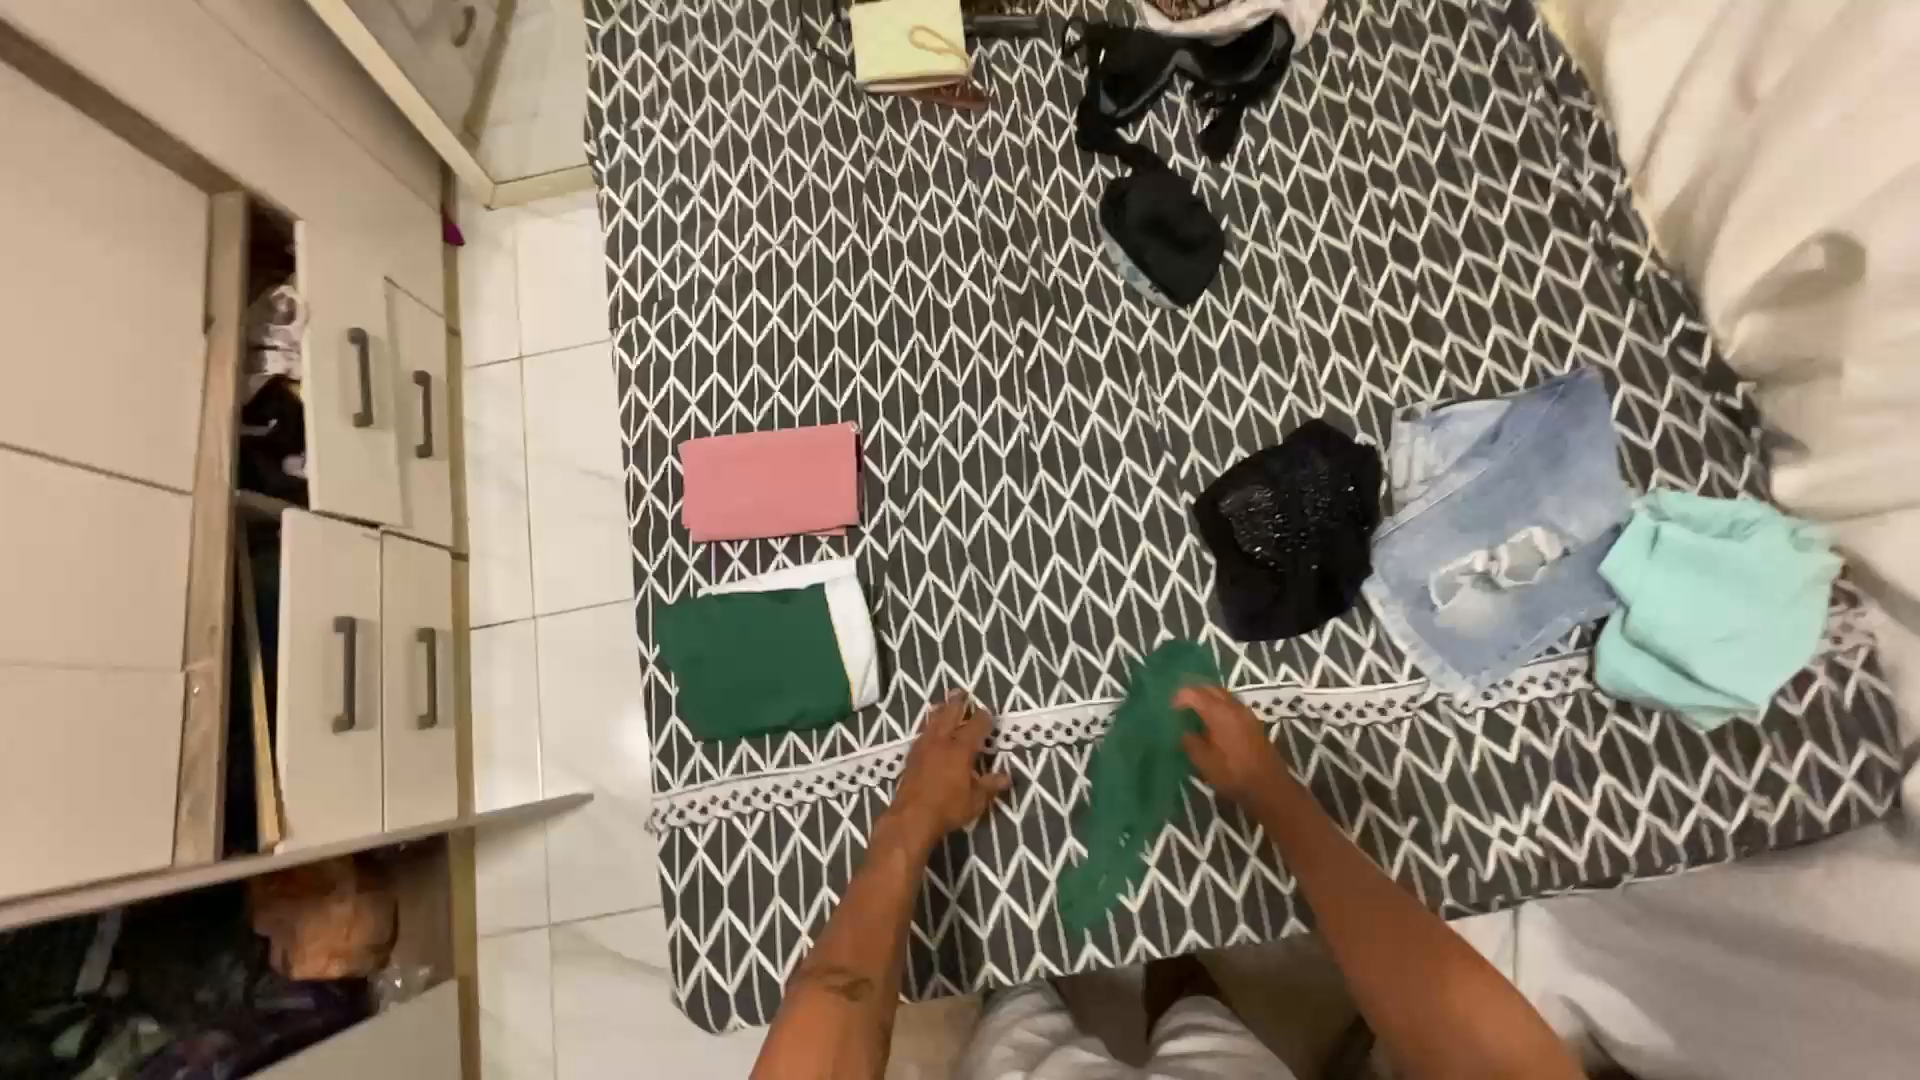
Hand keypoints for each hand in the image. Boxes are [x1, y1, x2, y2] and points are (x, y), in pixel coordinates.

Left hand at [887, 692, 1011, 847]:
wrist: (912, 817)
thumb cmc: (948, 807)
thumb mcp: (976, 800)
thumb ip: (991, 785)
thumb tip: (1008, 777)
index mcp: (961, 748)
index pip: (976, 726)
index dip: (984, 717)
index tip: (988, 711)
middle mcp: (942, 741)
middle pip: (950, 715)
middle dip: (957, 703)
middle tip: (961, 691)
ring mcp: (924, 747)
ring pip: (933, 722)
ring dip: (939, 711)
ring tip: (942, 703)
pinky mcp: (911, 756)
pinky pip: (921, 734)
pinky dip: (927, 726)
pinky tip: (926, 730)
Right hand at [1174, 684, 1292, 807]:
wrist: (1270, 787)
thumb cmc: (1233, 774)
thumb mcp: (1204, 761)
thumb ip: (1190, 742)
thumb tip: (1184, 732)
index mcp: (1219, 712)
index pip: (1194, 693)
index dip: (1179, 697)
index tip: (1170, 709)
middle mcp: (1234, 707)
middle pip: (1211, 688)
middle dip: (1194, 692)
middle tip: (1180, 705)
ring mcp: (1246, 714)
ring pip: (1223, 695)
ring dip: (1208, 698)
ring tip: (1194, 713)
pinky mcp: (1253, 723)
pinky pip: (1232, 705)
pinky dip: (1219, 707)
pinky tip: (1213, 723)